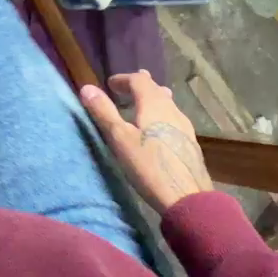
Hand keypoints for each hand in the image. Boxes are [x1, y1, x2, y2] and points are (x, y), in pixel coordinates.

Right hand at [81, 71, 211, 210]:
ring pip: (167, 104)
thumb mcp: (120, 138)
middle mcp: (172, 109)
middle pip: (155, 89)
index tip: (110, 85)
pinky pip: (173, 119)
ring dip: (151, 101)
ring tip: (142, 106)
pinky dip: (161, 116)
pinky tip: (158, 131)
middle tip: (124, 90)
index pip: (138, 79)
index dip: (123, 79)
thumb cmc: (150, 166)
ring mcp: (185, 127)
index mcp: (154, 103)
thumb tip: (87, 88)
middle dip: (138, 87)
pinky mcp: (191, 144)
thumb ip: (104, 111)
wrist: (189, 200)